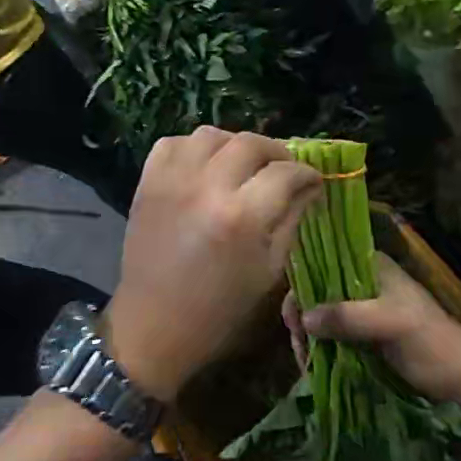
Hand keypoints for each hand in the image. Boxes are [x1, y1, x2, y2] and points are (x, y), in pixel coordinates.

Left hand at [106, 128, 321, 403]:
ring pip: (211, 134)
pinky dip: (193, 148)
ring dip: (234, 145)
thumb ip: (291, 220)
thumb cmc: (220, 310)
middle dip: (276, 153)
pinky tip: (203, 167)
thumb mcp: (270, 272)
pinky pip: (173, 143)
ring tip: (241, 166)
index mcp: (242, 217)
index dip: (307, 174)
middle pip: (250, 143)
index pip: (286, 173)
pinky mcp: (147, 182)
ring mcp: (172, 180)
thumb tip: (309, 187)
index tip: (312, 182)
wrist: (154, 325)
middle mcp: (207, 188)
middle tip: (282, 171)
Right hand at [284, 254, 460, 402]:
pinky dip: (320, 347)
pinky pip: (332, 334)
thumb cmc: (430, 342)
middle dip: (302, 316)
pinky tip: (313, 365)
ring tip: (305, 362)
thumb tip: (304, 318)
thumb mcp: (389, 324)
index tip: (293, 317)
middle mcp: (362, 281)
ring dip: (308, 336)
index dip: (301, 285)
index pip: (322, 262)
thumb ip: (347, 317)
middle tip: (298, 347)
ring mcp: (362, 307)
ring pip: (321, 314)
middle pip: (317, 290)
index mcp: (370, 266)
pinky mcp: (364, 332)